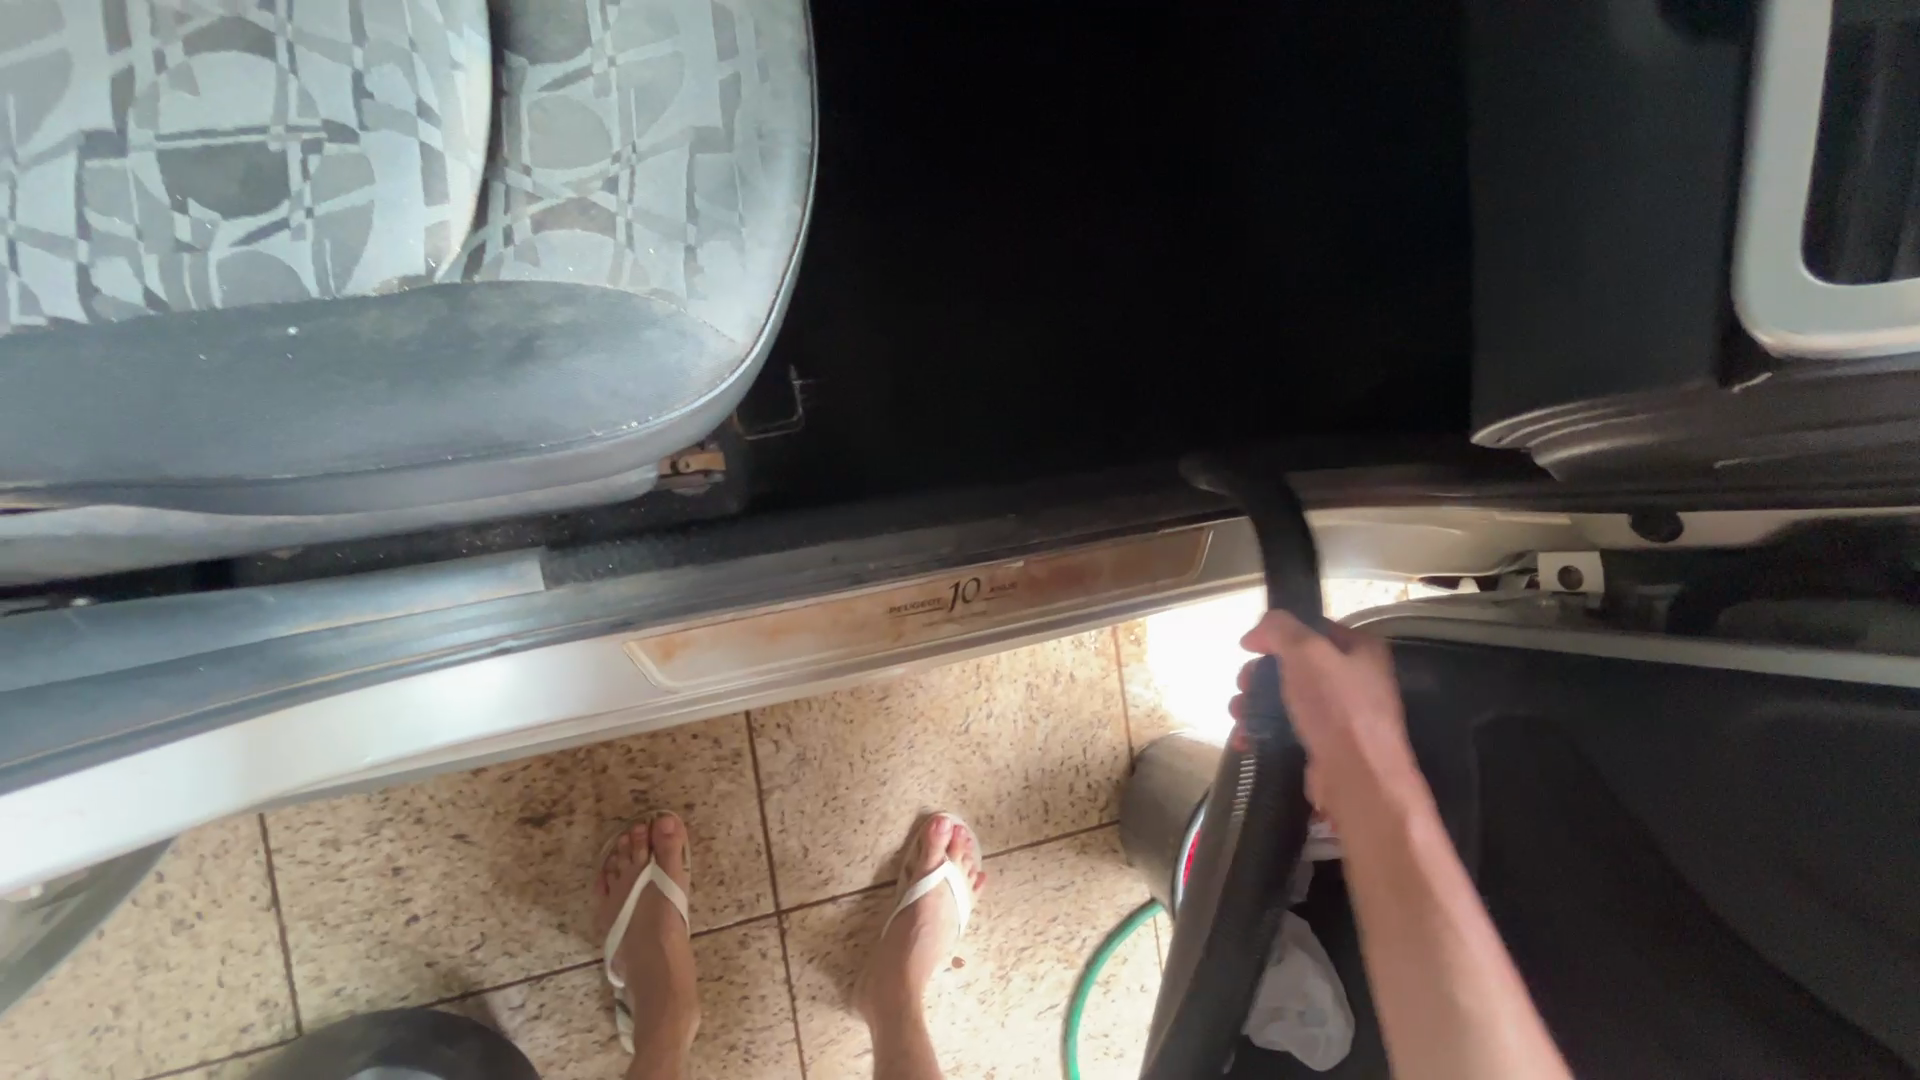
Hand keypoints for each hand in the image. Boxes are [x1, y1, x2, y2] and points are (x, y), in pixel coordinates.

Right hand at [1229, 611, 1423, 823]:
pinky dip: (1262, 730)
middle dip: (1258, 675)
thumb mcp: (1307, 653)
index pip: (1309, 628)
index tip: (1247, 647)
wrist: (1359, 779)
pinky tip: (1245, 738)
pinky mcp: (1324, 743)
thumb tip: (1256, 633)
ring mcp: (1340, 713)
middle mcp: (1353, 678)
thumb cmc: (1337, 709)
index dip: (1275, 633)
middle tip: (1243, 685)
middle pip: (1291, 664)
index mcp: (1359, 649)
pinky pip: (1285, 727)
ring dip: (1253, 703)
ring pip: (1284, 697)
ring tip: (1238, 715)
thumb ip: (1280, 629)